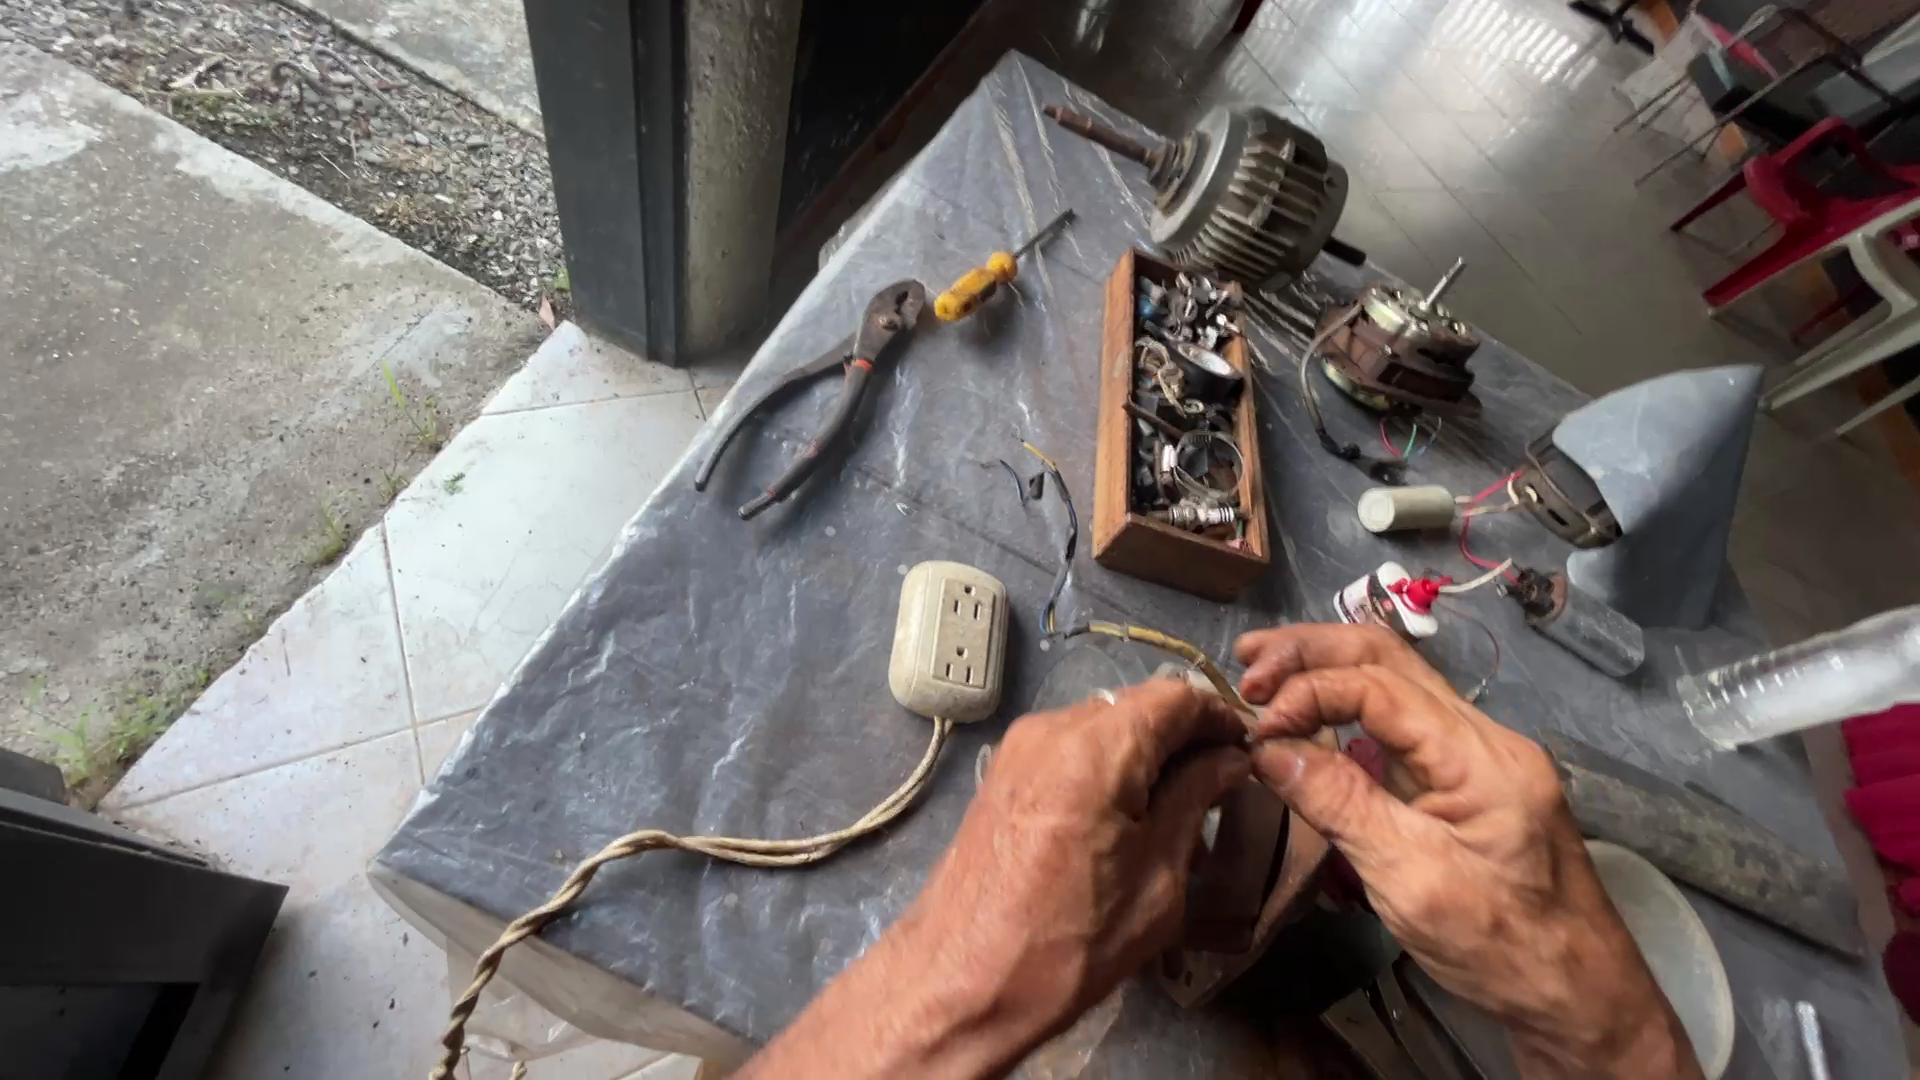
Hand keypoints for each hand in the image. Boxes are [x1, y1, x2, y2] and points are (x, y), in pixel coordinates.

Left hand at [737, 678, 1250, 1079]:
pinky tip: (1124, 809)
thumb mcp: (1157, 877)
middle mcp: (1051, 727)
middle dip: (1182, 735)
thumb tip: (1227, 759)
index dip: (1218, 714)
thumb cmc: (1071, 940)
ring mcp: (1020, 744)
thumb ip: (1193, 799)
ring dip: (1144, 750)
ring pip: (1102, 723)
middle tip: (1218, 781)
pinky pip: (1070, 744)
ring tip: (1174, 804)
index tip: (1246, 747)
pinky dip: (1107, 762)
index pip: (1173, 695)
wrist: (964, 974)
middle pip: (1135, 705)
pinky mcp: (1004, 766)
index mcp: (1094, 748)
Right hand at [1234, 624, 1701, 1079]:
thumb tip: (1265, 748)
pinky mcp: (1456, 765)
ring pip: (1388, 668)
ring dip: (1319, 660)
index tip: (1260, 728)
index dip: (1307, 692)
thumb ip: (1337, 803)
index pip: (1378, 685)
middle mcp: (1480, 733)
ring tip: (1258, 666)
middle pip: (1385, 654)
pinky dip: (1336, 691)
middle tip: (1246, 666)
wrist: (1582, 998)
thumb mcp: (1410, 881)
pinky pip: (1390, 705)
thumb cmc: (1502, 947)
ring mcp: (1471, 746)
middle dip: (1307, 651)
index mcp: (1480, 757)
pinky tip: (1301, 701)